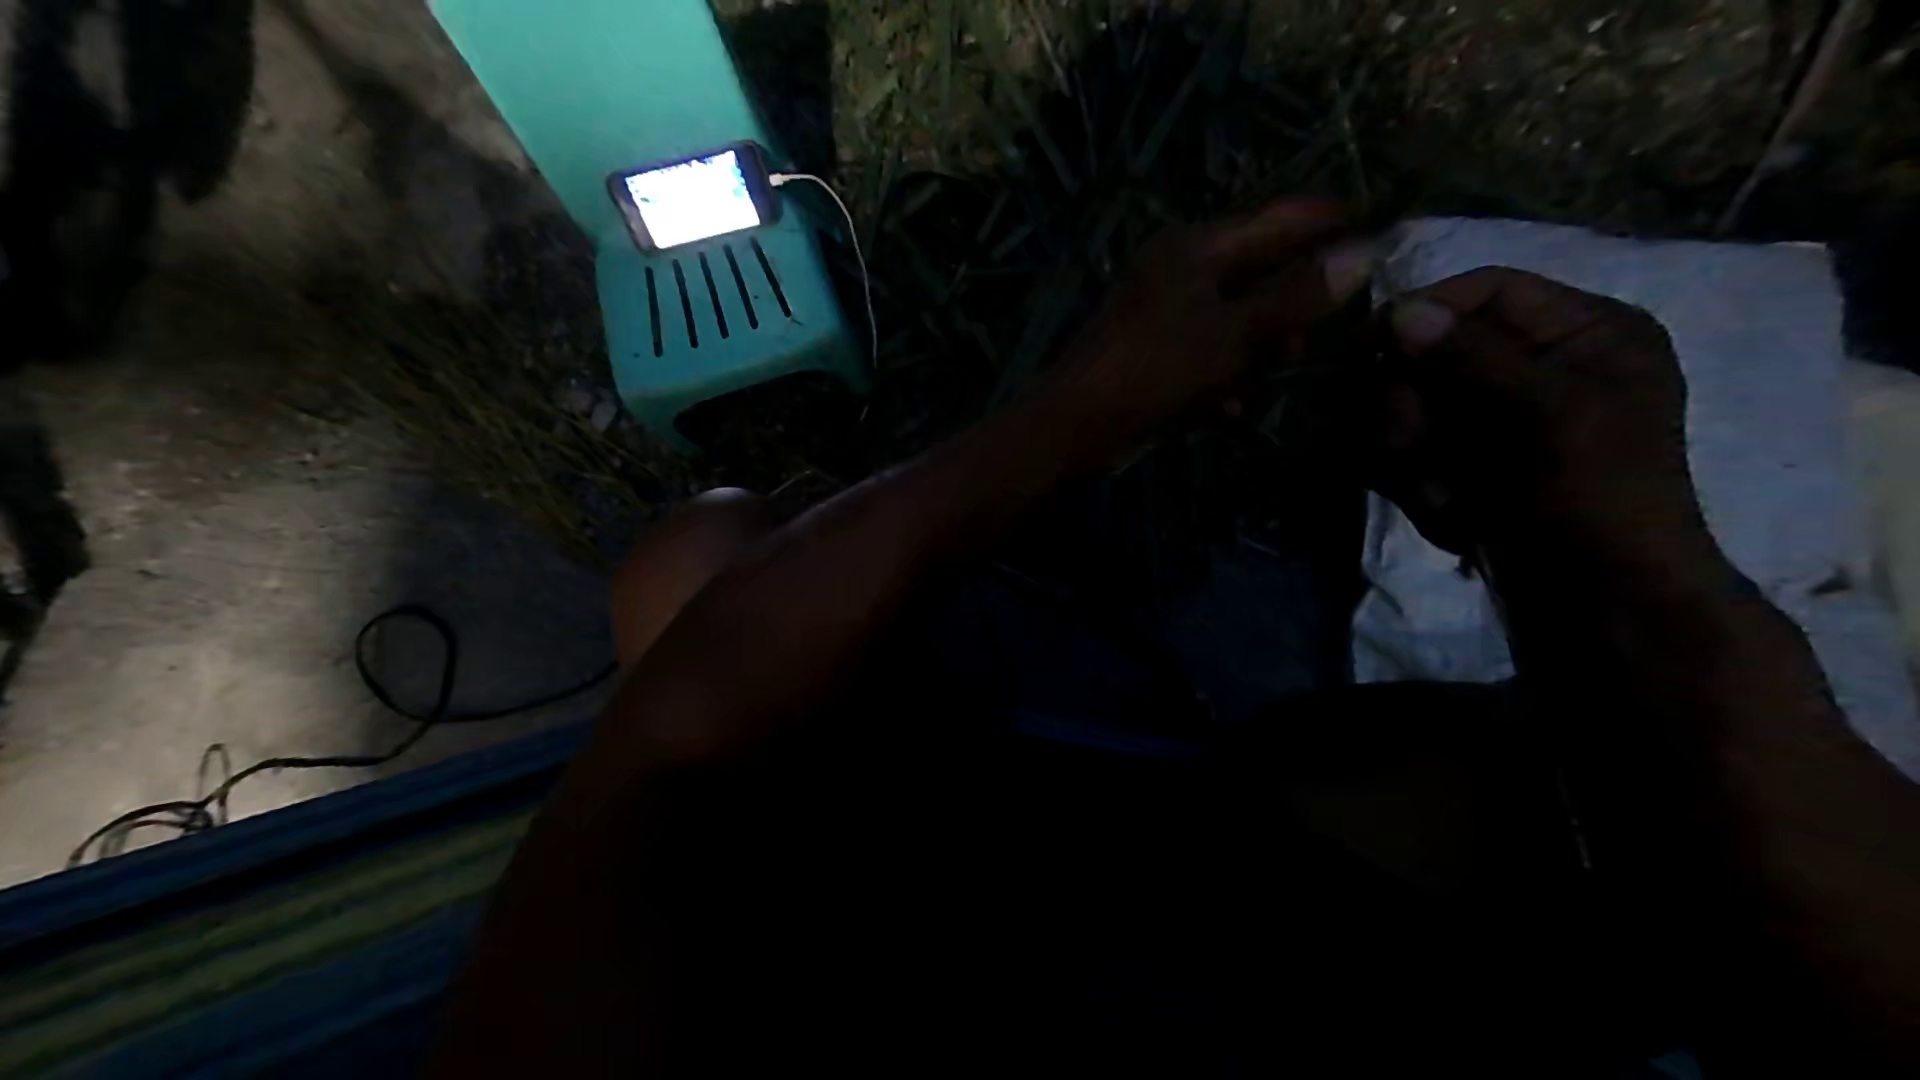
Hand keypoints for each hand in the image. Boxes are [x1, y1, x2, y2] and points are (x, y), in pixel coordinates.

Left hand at [1035, 199, 1373, 454]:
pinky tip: (1230, 403)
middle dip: (1291, 300)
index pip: (1278, 219)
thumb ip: (1296, 297)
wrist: (1076, 425)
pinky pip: (1201, 354)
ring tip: (1283, 366)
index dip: (1330, 222)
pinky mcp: (1148, 354)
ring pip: (1229, 317)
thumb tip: (1365, 252)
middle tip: (1326, 326)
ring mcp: (1158, 313)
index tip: (1382, 226)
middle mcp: (1175, 271)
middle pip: (1254, 270)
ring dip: (1257, 344)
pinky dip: (1220, 375)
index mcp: (1195, 248)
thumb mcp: (1234, 334)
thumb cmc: (1155, 371)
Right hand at [1381, 267, 1710, 570]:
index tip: (1369, 346)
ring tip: (1445, 491)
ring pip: (1409, 406)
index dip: (1426, 311)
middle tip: (1419, 443)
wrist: (1595, 598)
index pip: (1486, 290)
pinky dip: (1414, 481)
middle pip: (1432, 353)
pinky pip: (1407, 451)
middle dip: (1414, 403)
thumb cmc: (1594, 495)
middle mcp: (1531, 367)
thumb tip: (1398, 310)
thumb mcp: (1547, 412)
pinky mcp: (1462, 461)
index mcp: (1581, 333)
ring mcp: (1490, 419)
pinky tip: (1448, 510)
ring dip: (1411, 451)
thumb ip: (1472, 356)